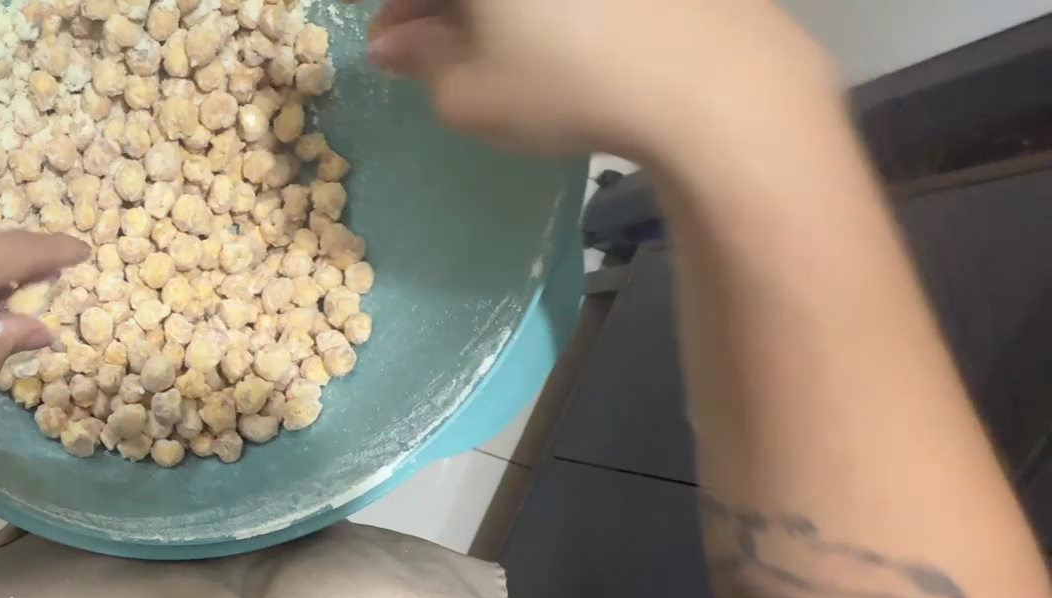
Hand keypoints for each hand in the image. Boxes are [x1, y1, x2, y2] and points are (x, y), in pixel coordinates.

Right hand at [365, 0, 836, 165]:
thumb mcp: (465, 94)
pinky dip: (528, 5)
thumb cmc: (563, 87)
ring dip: (478, 6)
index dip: (394, 12)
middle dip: (431, 4)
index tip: (385, 44)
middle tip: (416, 45)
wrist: (706, 79)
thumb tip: (390, 41)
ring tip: (473, 43)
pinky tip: (528, 27)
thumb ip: (419, 58)